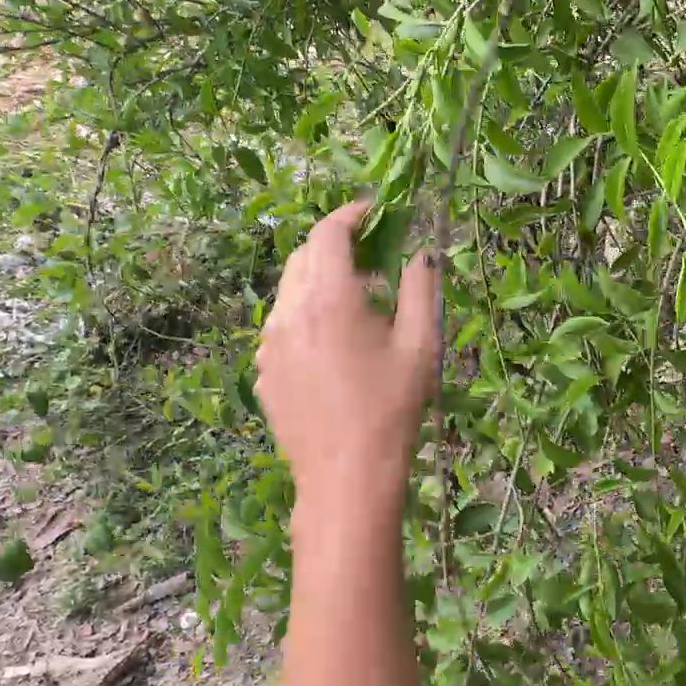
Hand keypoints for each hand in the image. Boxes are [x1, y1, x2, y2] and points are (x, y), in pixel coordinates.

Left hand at [255, 200, 440, 526]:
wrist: (347, 474)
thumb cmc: (393, 406)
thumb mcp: (422, 344)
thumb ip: (422, 288)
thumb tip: (422, 253)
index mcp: (330, 301)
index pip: (328, 234)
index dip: (352, 214)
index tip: (377, 211)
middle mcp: (288, 313)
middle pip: (303, 257)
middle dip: (337, 245)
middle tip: (377, 255)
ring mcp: (267, 344)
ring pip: (290, 290)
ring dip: (323, 280)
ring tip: (364, 303)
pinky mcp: (262, 370)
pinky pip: (283, 324)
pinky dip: (309, 312)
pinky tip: (341, 342)